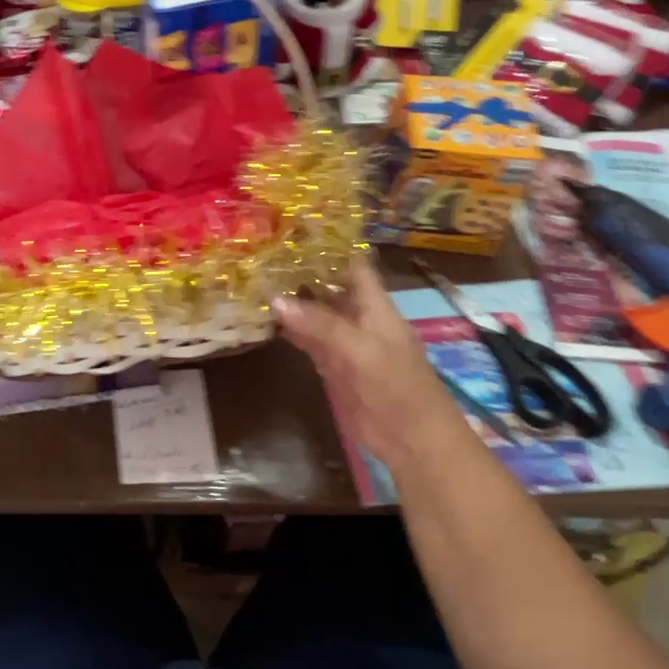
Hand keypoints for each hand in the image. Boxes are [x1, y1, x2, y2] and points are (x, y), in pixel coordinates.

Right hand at [273, 256, 478, 466]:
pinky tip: (267, 319)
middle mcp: (358, 319)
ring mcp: (344, 344)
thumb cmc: (397, 388)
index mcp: (375, 307)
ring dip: (291, 301)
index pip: (353, 266)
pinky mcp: (333, 367)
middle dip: (301, 272)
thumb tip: (276, 300)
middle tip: (262, 253)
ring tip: (256, 279)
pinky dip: (289, 330)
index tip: (295, 230)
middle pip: (329, 288)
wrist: (412, 438)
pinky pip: (308, 342)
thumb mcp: (360, 351)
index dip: (330, 247)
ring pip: (315, 315)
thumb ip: (320, 325)